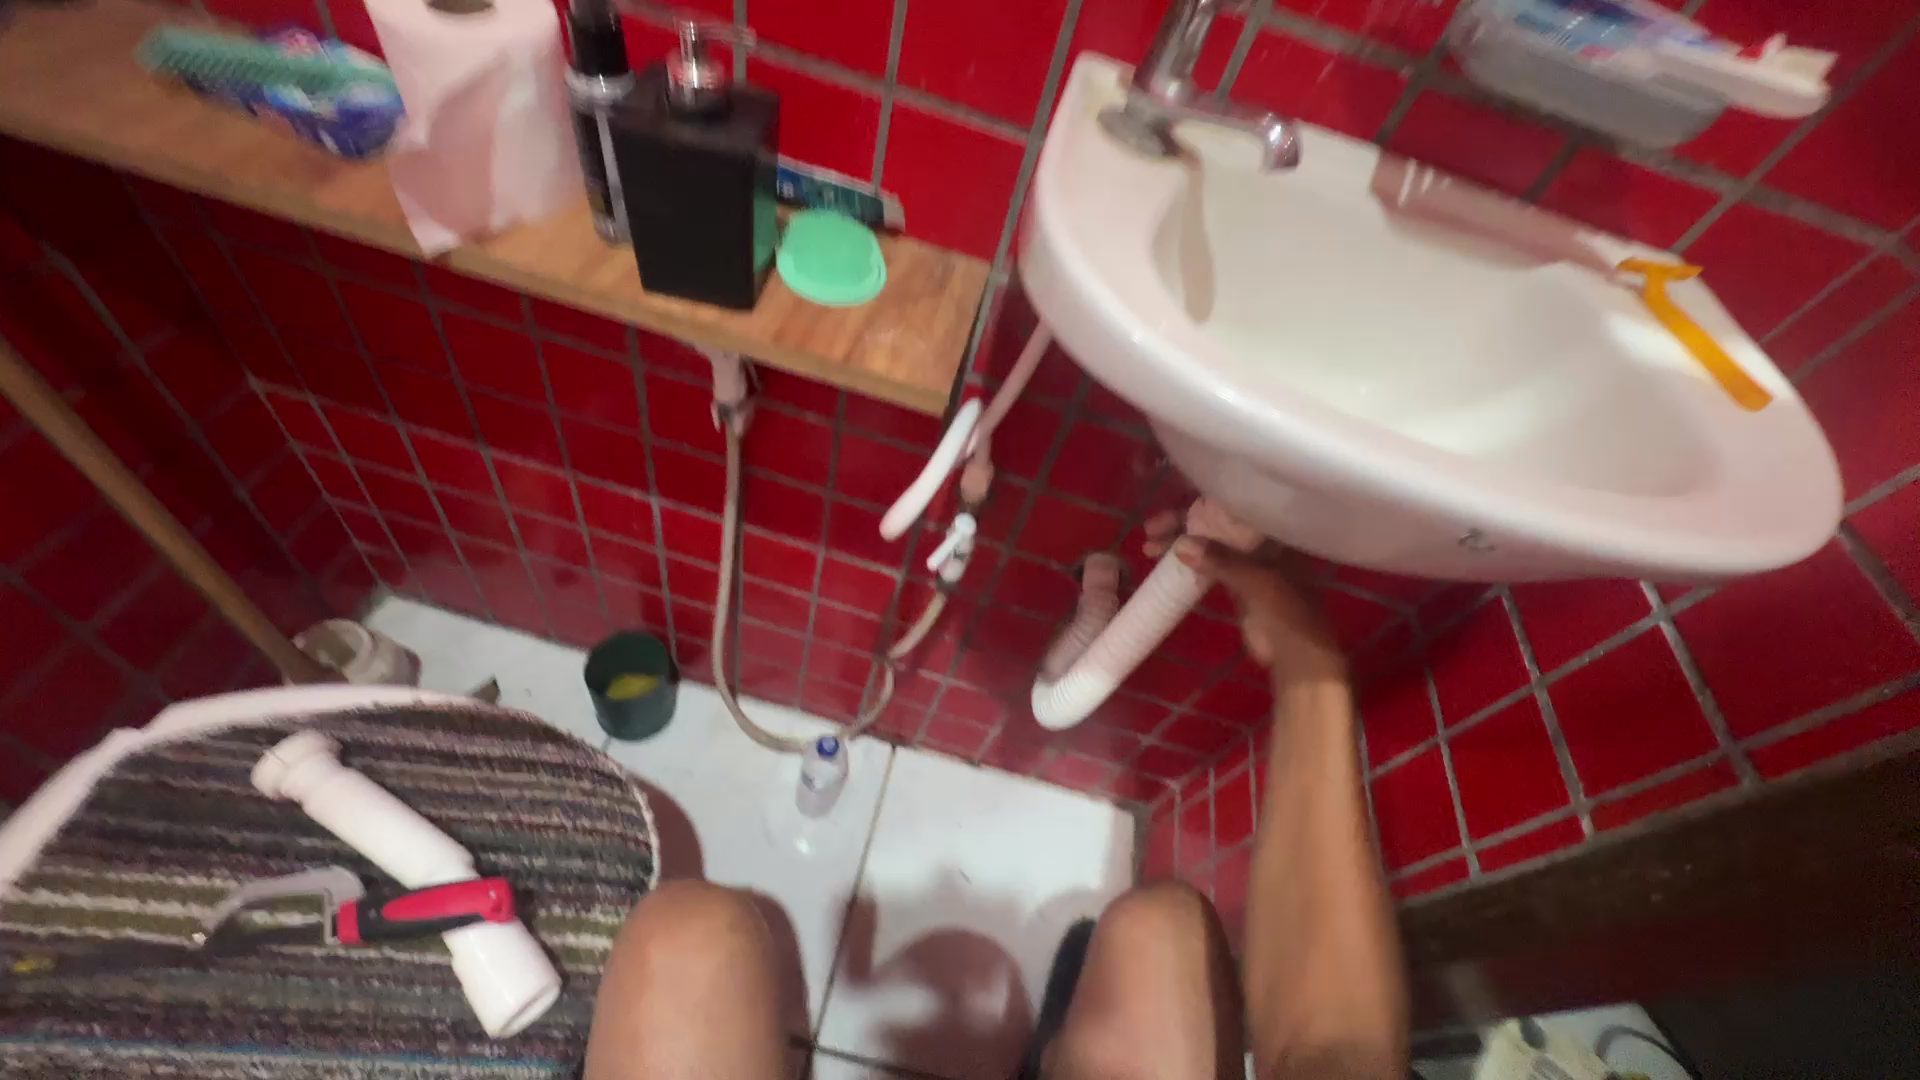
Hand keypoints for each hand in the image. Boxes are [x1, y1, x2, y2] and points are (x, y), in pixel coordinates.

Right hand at [1144, 510, 1345, 683]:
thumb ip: (1221, 561)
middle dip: (1182, 524)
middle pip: (1215, 523)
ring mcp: (1245, 563)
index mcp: (1271, 533)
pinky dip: (1186, 564)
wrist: (1297, 654)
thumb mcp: (1256, 581)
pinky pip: (1205, 566)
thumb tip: (1181, 545)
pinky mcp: (1234, 584)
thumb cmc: (1288, 611)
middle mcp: (1258, 541)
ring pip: (1207, 544)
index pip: (1231, 507)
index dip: (1200, 506)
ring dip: (1178, 543)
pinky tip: (1163, 563)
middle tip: (1150, 531)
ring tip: (1148, 547)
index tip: (1171, 513)